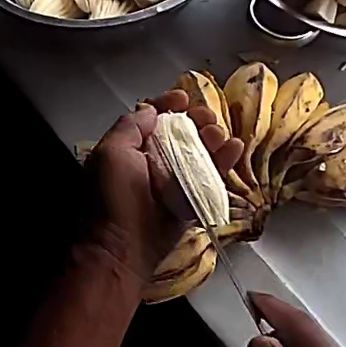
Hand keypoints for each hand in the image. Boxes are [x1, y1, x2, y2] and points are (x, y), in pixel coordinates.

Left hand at [85, 88, 243, 278]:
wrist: (123, 249)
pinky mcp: (191, 200)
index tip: (183, 97)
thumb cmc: (113, 199)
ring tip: (219, 135)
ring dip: (213, 137)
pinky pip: (211, 177)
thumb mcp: (111, 154)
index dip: (168, 104)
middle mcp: (153, 162)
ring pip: (200, 152)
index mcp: (131, 148)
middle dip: (196, 120)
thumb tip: (151, 111)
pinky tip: (234, 148)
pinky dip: (225, 161)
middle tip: (207, 119)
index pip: (153, 118)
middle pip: (181, 132)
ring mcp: (174, 182)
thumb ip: (130, 127)